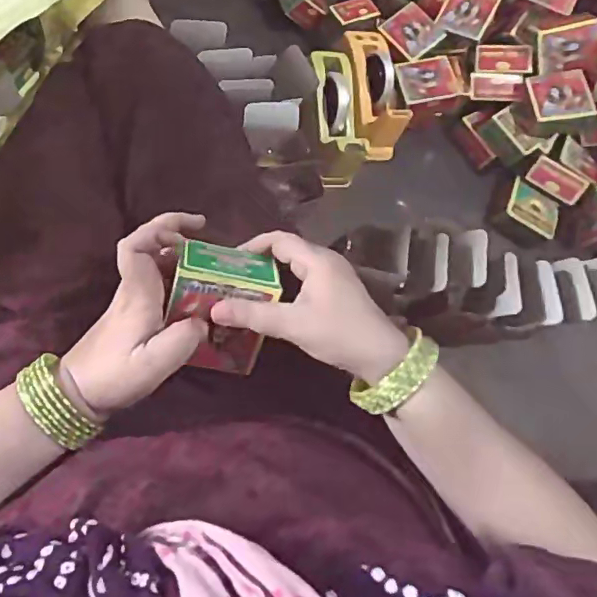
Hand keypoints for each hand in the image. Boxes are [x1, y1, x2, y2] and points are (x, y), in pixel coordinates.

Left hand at [62, 212, 209, 415]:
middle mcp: (133, 289)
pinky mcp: (133, 313)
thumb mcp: (154, 364)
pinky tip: (197, 295)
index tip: (193, 228)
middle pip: (148, 246)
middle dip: (177, 235)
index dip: (161, 227)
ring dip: (181, 258)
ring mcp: (131, 300)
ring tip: (211, 268)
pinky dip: (178, 279)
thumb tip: (204, 320)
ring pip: (155, 264)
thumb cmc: (113, 376)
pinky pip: (158, 282)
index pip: (135, 245)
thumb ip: (183, 340)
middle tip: (208, 245)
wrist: (78, 393)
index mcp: (137, 294)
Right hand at [210, 231, 410, 382]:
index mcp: (317, 260)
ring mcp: (335, 275)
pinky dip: (286, 283)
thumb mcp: (292, 324)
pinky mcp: (338, 290)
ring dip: (272, 274)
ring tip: (247, 289)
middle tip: (234, 277)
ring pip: (296, 264)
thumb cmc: (338, 334)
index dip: (252, 246)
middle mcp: (327, 260)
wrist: (382, 356)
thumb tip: (214, 309)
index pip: (279, 239)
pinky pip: (305, 276)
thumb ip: (253, 315)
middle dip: (258, 261)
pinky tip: (273, 301)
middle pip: (287, 249)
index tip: (230, 262)